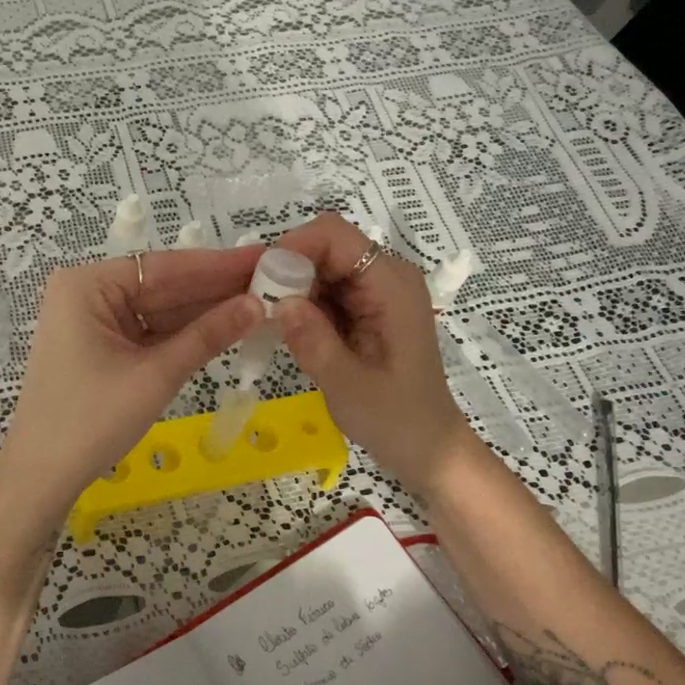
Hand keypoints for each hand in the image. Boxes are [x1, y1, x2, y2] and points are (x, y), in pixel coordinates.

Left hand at [0, 247, 263, 513]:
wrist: (42, 475)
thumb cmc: (92, 420)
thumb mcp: (155, 375)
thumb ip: (207, 336)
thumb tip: (257, 305)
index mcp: (87, 285)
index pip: (164, 267)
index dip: (218, 264)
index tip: (265, 255)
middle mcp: (86, 293)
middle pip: (161, 285)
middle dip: (214, 288)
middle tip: (273, 280)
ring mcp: (91, 321)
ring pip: (157, 309)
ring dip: (204, 311)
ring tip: (261, 301)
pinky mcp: (99, 347)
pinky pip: (147, 331)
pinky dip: (183, 333)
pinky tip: (225, 326)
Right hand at [270, 214, 474, 492]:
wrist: (428, 448)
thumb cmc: (396, 420)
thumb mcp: (348, 386)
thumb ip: (313, 341)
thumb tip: (277, 302)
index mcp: (391, 286)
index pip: (334, 236)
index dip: (293, 248)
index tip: (260, 285)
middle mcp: (385, 277)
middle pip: (323, 247)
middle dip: (286, 271)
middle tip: (257, 310)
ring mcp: (375, 292)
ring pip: (318, 267)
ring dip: (290, 289)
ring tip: (268, 325)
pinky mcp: (365, 309)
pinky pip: (324, 290)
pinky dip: (301, 305)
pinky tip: (286, 331)